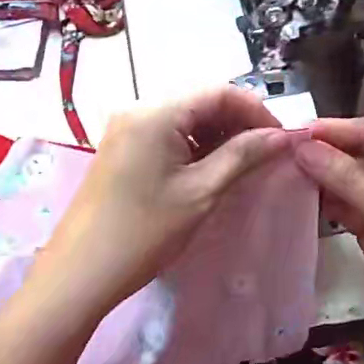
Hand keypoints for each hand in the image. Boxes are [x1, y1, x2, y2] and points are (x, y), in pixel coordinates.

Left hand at [39, 87, 288, 314]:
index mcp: (155, 112)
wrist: (81, 271)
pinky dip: (193, 146)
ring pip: (183, 119)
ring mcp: (125, 129)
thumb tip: (282, 136)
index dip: (256, 110)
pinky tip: (209, 170)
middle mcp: (137, 109)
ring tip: (242, 165)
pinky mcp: (120, 149)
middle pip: (200, 101)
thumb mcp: (201, 192)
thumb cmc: (145, 232)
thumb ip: (243, 156)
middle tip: (265, 155)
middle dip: (237, 123)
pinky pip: (165, 135)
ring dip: (217, 135)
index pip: (219, 91)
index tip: (281, 139)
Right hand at [292, 118, 363, 334]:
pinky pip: (343, 203)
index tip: (287, 132)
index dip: (329, 131)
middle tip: (274, 156)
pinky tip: (294, 198)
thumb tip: (302, 147)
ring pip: (343, 179)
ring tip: (277, 174)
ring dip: (316, 179)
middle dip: (318, 155)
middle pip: (352, 153)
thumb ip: (347, 179)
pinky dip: (323, 203)